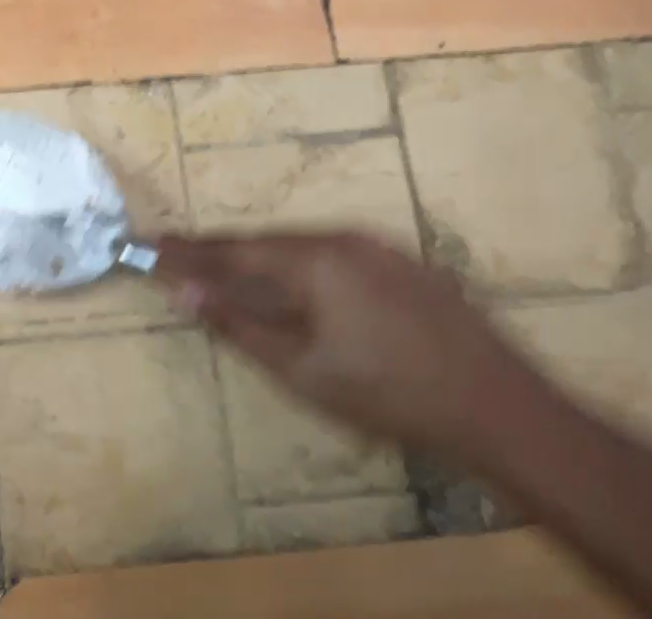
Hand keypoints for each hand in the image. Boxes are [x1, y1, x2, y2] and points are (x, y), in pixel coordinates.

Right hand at [156, 231, 548, 455]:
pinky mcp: (407, 264)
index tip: (145, 244)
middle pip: (263, 242)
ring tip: (226, 267)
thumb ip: (236, 324)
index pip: (230, 251)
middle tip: (178, 255)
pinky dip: (298, 262)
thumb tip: (181, 293)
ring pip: (300, 244)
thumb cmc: (390, 395)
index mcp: (313, 261)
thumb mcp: (299, 368)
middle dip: (218, 250)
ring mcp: (381, 249)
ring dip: (258, 256)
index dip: (185, 251)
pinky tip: (294, 281)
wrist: (506, 412)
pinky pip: (334, 252)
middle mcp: (343, 240)